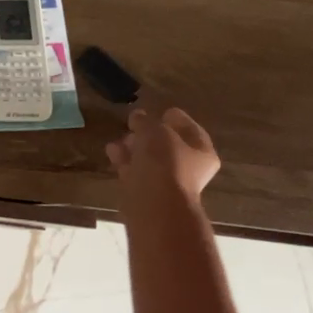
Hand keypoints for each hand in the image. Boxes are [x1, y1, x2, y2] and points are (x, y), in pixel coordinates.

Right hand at [106, 107, 220, 210]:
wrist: (154, 201)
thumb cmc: (164, 161)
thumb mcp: (154, 131)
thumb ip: (145, 121)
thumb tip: (138, 116)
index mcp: (201, 151)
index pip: (190, 129)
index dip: (176, 118)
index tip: (161, 110)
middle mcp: (189, 166)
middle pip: (169, 144)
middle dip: (150, 134)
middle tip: (134, 125)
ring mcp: (167, 180)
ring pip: (150, 158)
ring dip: (134, 147)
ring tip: (119, 138)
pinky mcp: (147, 190)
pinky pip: (136, 170)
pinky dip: (125, 159)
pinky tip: (112, 151)